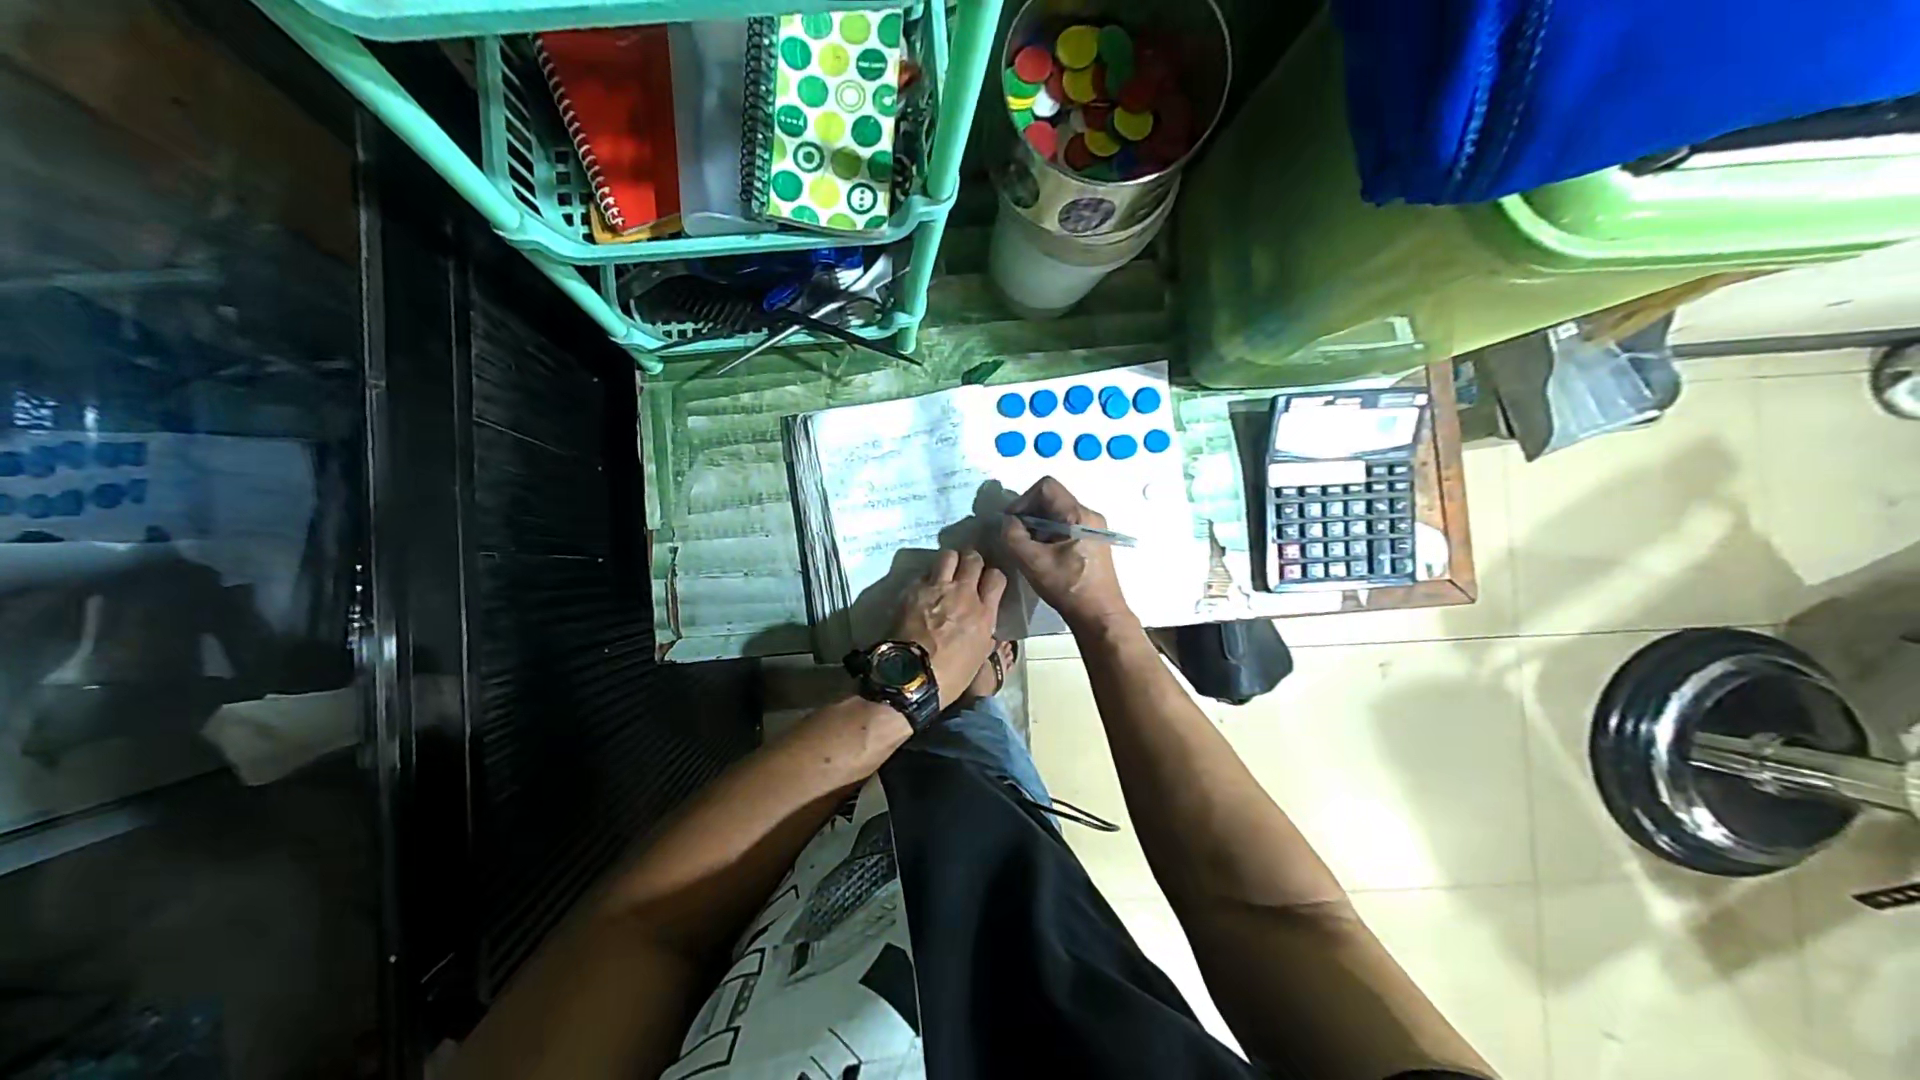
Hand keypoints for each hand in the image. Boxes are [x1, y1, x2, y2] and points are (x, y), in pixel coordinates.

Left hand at [889, 548, 1006, 709]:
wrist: (912, 676)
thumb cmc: (950, 676)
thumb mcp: (979, 655)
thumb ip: (984, 631)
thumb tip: (982, 622)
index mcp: (983, 613)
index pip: (996, 577)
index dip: (992, 577)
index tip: (987, 583)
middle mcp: (962, 593)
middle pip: (972, 559)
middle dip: (972, 561)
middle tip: (967, 570)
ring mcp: (936, 588)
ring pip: (948, 555)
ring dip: (950, 561)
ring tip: (946, 572)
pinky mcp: (913, 589)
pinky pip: (924, 573)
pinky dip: (927, 578)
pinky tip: (924, 590)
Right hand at [999, 477, 1134, 633]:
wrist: (1099, 615)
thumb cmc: (1068, 588)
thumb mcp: (1032, 562)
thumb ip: (1013, 536)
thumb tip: (1007, 522)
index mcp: (1078, 515)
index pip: (1046, 486)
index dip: (1023, 500)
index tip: (1012, 522)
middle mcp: (1089, 515)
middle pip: (1051, 498)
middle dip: (1028, 514)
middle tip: (1016, 537)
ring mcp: (1093, 528)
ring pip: (1057, 513)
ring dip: (1037, 526)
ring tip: (1028, 549)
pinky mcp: (1092, 541)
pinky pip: (1065, 526)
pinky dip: (1048, 534)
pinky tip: (1042, 556)